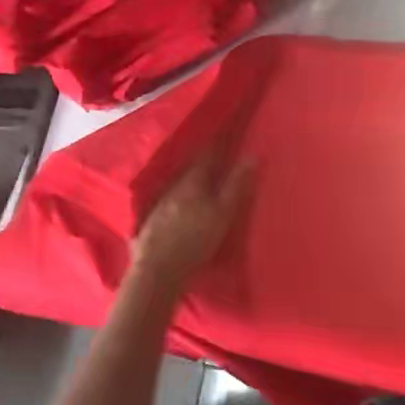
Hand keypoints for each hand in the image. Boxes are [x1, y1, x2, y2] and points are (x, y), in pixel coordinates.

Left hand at [128, 153, 253, 301]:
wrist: (157, 272)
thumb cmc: (195, 241)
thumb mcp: (224, 214)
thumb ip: (237, 186)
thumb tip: (254, 155)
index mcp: (192, 181)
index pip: (206, 155)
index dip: (217, 143)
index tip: (226, 132)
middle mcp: (173, 187)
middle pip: (190, 170)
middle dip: (202, 163)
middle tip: (216, 158)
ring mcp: (159, 205)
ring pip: (177, 186)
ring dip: (189, 182)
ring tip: (200, 183)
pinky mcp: (150, 224)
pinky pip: (166, 204)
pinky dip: (176, 201)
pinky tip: (178, 208)